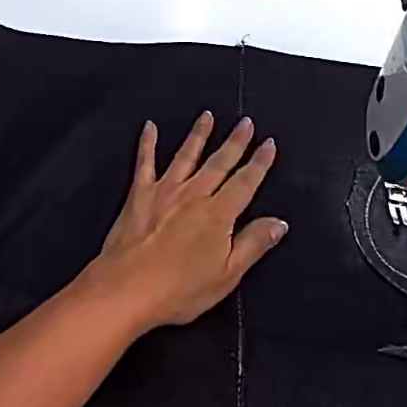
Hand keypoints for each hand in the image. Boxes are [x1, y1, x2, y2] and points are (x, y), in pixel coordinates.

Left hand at [77, 112, 285, 333]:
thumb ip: (254, 244)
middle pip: (219, 162)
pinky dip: (147, 143)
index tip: (269, 142)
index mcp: (219, 213)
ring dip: (199, 134)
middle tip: (245, 121)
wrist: (127, 290)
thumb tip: (280, 222)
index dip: (259, 162)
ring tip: (207, 116)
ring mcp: (166, 189)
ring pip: (187, 155)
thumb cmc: (180, 289)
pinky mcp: (140, 194)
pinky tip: (149, 126)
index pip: (245, 181)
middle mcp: (195, 193)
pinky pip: (145, 162)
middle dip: (235, 141)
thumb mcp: (226, 275)